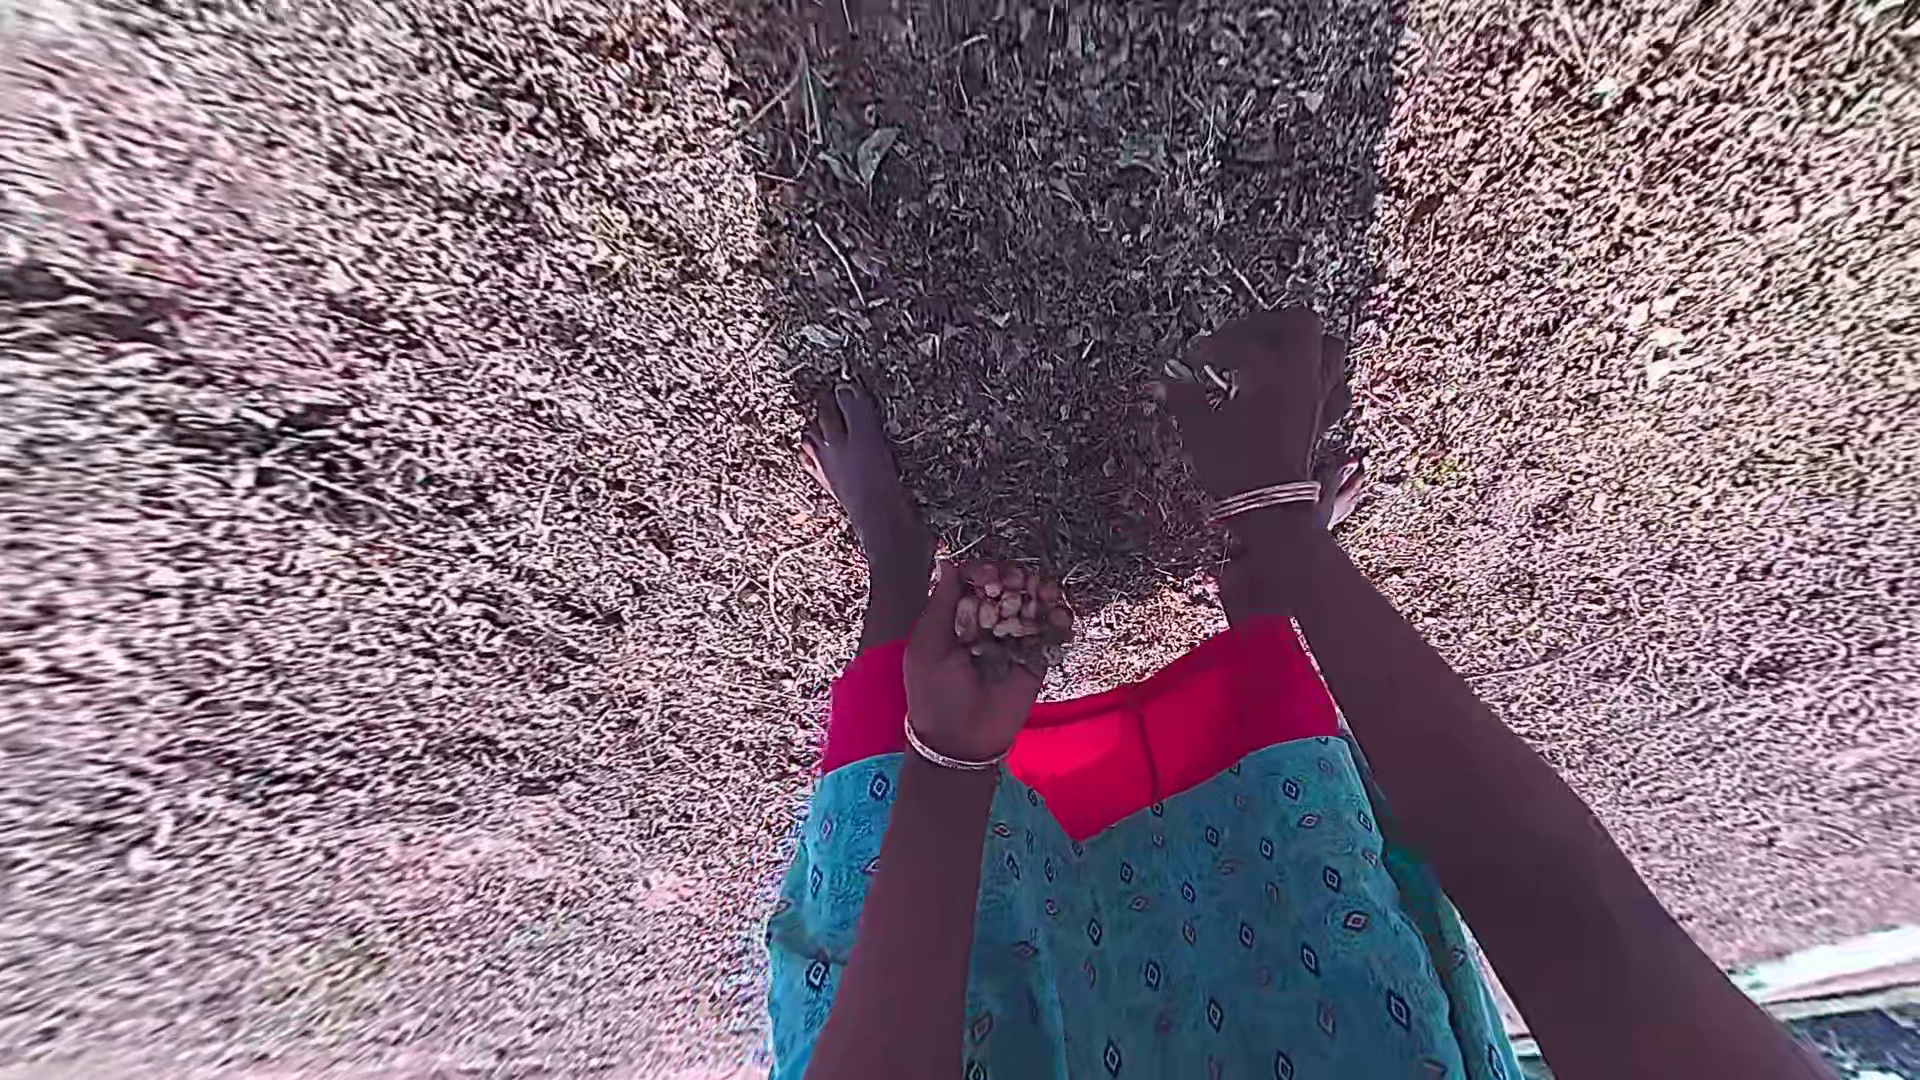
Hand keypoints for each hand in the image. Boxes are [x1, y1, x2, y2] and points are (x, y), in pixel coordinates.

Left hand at [904, 561, 1042, 762]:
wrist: (961, 741)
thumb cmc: (935, 692)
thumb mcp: (927, 646)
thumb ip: (941, 604)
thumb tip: (947, 562)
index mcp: (959, 619)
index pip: (975, 584)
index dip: (984, 573)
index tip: (990, 575)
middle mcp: (988, 625)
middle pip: (1006, 590)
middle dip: (1014, 580)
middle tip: (1018, 581)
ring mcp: (1013, 642)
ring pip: (1031, 607)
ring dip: (1039, 593)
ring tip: (1044, 591)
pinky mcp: (1035, 660)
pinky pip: (1050, 634)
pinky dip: (1059, 619)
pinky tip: (1060, 611)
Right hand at [1161, 306, 1349, 501]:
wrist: (1270, 505)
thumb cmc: (1237, 467)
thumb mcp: (1201, 429)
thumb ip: (1184, 399)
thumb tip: (1163, 385)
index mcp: (1271, 373)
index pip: (1241, 342)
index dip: (1215, 345)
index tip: (1198, 356)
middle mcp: (1301, 378)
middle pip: (1300, 324)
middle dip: (1267, 324)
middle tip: (1240, 336)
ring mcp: (1318, 398)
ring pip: (1330, 348)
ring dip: (1303, 343)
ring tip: (1275, 351)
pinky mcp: (1323, 420)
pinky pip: (1335, 387)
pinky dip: (1321, 377)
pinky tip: (1301, 385)